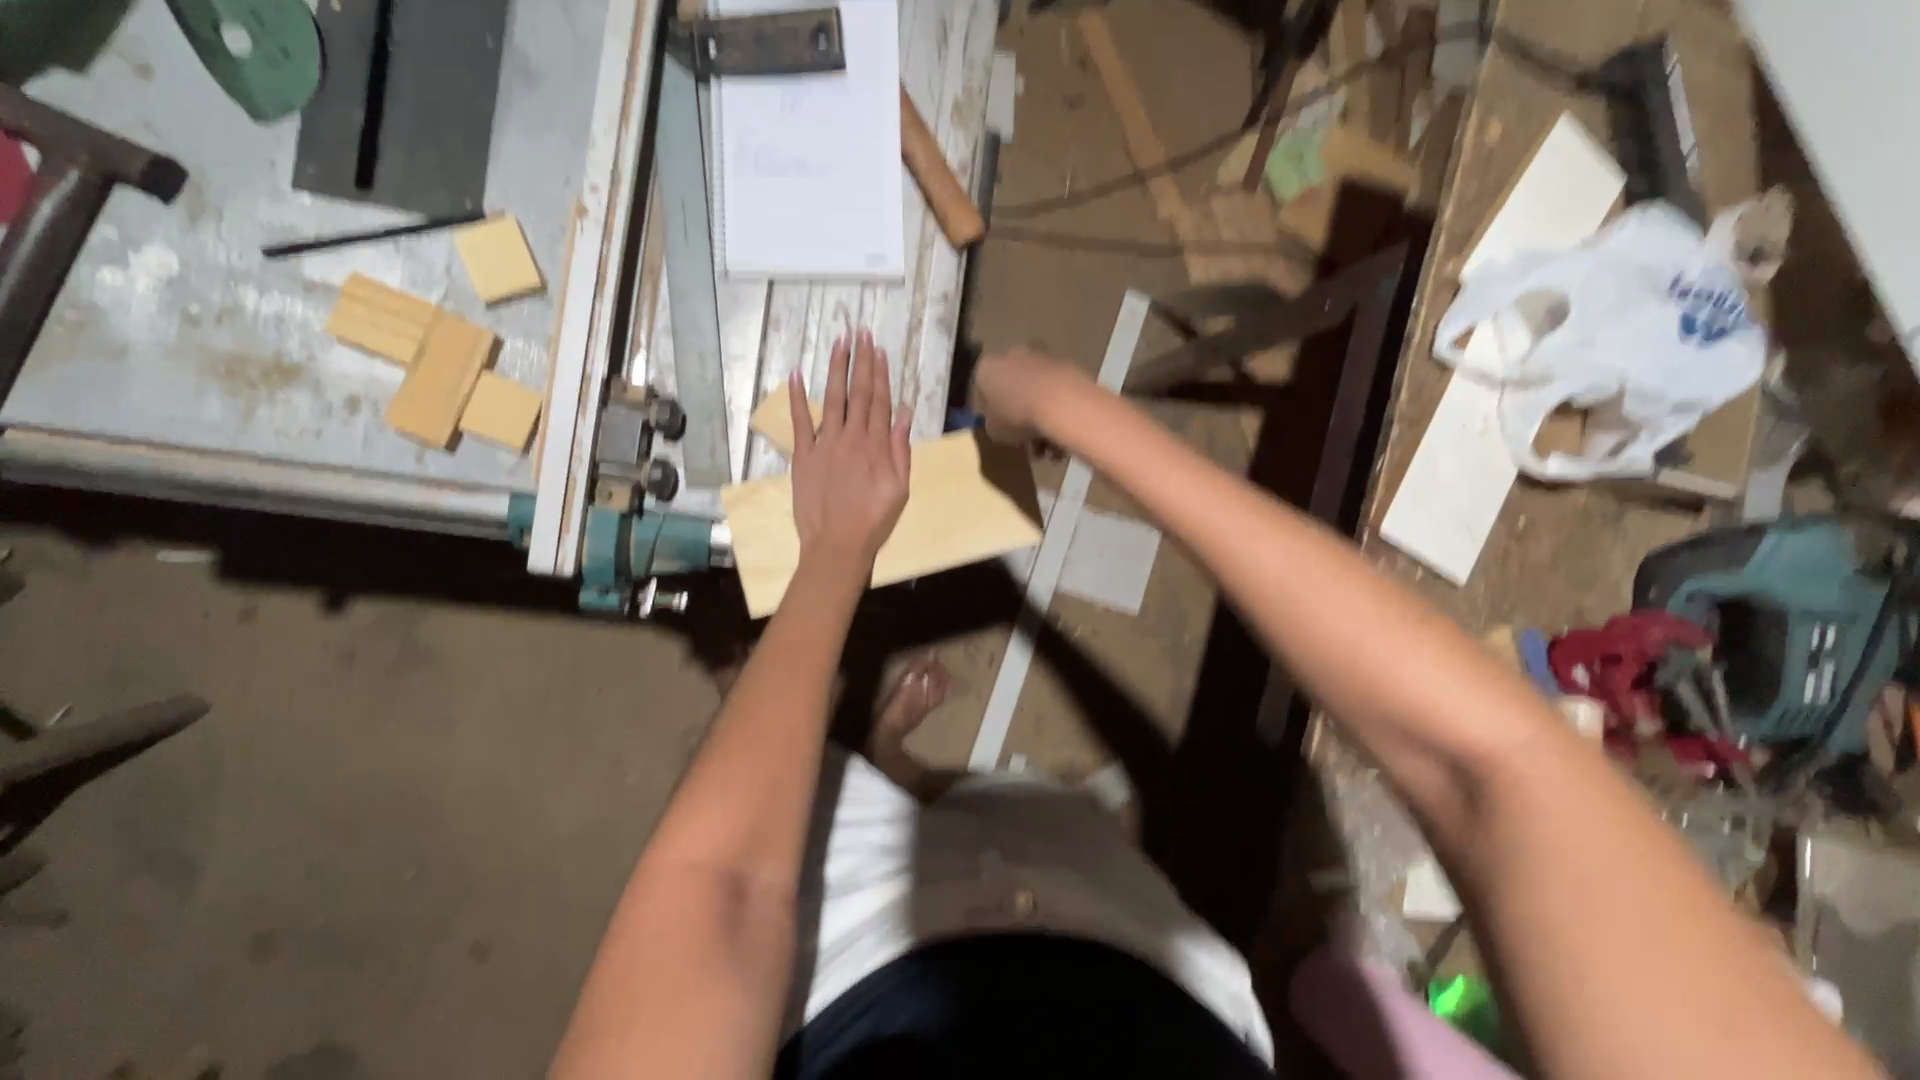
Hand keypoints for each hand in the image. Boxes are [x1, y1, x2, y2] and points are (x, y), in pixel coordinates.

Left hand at [789, 331, 910, 572]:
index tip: (879, 349)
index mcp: (876, 445)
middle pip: (858, 392)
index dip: (880, 373)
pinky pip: (799, 422)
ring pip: (832, 399)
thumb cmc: (874, 521)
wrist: (837, 545)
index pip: (879, 400)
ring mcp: (824, 444)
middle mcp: (851, 437)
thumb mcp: (900, 488)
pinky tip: (797, 374)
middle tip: (861, 331)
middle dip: (861, 361)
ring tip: (839, 342)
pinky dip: (797, 398)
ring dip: (836, 369)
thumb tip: (903, 414)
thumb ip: (901, 450)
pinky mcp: (803, 455)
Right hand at [972, 347, 1091, 444]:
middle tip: (1027, 442)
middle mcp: (1012, 356)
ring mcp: (1042, 358)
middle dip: (1020, 416)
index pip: (982, 390)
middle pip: (1013, 389)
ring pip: (1036, 393)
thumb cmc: (1016, 415)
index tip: (999, 430)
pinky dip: (1058, 413)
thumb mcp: (994, 431)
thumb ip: (993, 424)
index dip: (989, 414)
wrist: (1061, 401)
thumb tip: (1001, 423)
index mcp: (987, 367)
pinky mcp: (1068, 366)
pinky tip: (1062, 437)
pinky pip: (1057, 394)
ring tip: (1049, 449)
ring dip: (1041, 420)